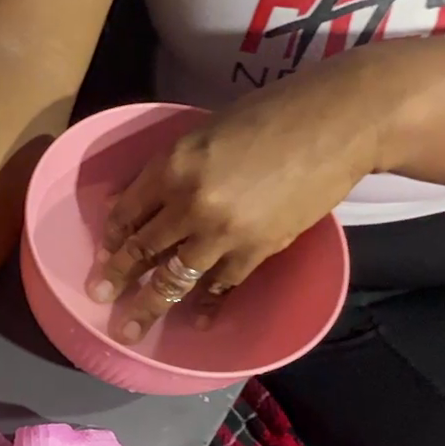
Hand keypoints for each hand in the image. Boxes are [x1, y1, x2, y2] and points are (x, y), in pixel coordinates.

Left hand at [88, 60, 394, 341]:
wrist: (347, 119)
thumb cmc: (274, 113)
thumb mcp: (206, 131)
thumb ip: (168, 169)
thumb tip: (130, 203)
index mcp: (173, 166)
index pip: (127, 211)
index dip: (112, 236)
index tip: (104, 252)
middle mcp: (190, 203)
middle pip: (142, 250)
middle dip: (116, 278)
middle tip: (96, 298)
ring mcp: (222, 232)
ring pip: (172, 278)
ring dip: (147, 308)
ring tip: (128, 332)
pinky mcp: (256, 249)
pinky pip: (220, 286)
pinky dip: (206, 306)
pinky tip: (194, 323)